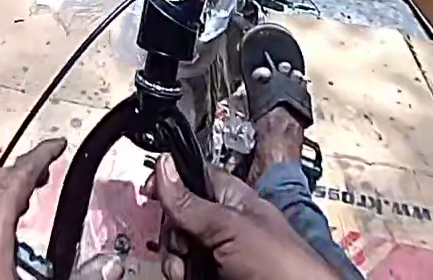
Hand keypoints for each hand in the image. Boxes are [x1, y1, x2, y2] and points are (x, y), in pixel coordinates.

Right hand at [149, 155, 339, 279]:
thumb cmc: (283, 266)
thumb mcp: (231, 226)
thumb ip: (192, 200)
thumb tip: (164, 163)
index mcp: (231, 199)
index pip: (190, 178)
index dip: (168, 182)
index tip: (149, 193)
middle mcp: (223, 226)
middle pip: (179, 218)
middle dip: (170, 232)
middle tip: (177, 246)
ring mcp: (220, 258)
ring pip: (179, 250)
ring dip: (173, 260)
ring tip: (182, 272)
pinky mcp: (215, 279)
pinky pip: (186, 272)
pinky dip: (180, 275)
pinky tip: (184, 279)